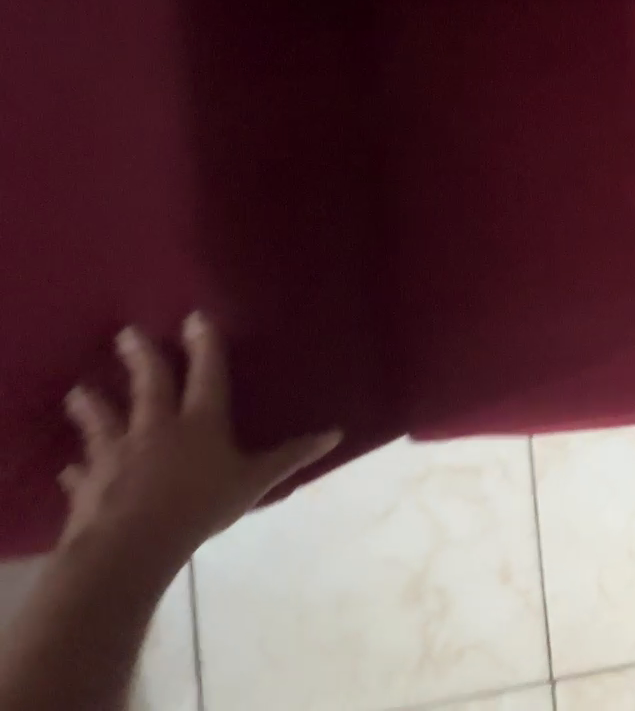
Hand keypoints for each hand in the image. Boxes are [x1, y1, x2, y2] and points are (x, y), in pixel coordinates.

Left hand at [58, 314, 340, 570]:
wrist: (130, 546)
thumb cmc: (201, 504)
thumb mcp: (257, 479)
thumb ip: (292, 455)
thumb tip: (335, 433)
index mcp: (201, 423)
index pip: (206, 375)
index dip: (204, 346)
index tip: (194, 318)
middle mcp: (156, 429)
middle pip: (149, 387)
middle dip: (141, 358)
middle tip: (127, 334)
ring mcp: (116, 455)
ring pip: (104, 421)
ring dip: (92, 405)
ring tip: (79, 389)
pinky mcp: (89, 484)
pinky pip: (82, 470)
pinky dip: (78, 465)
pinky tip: (69, 465)